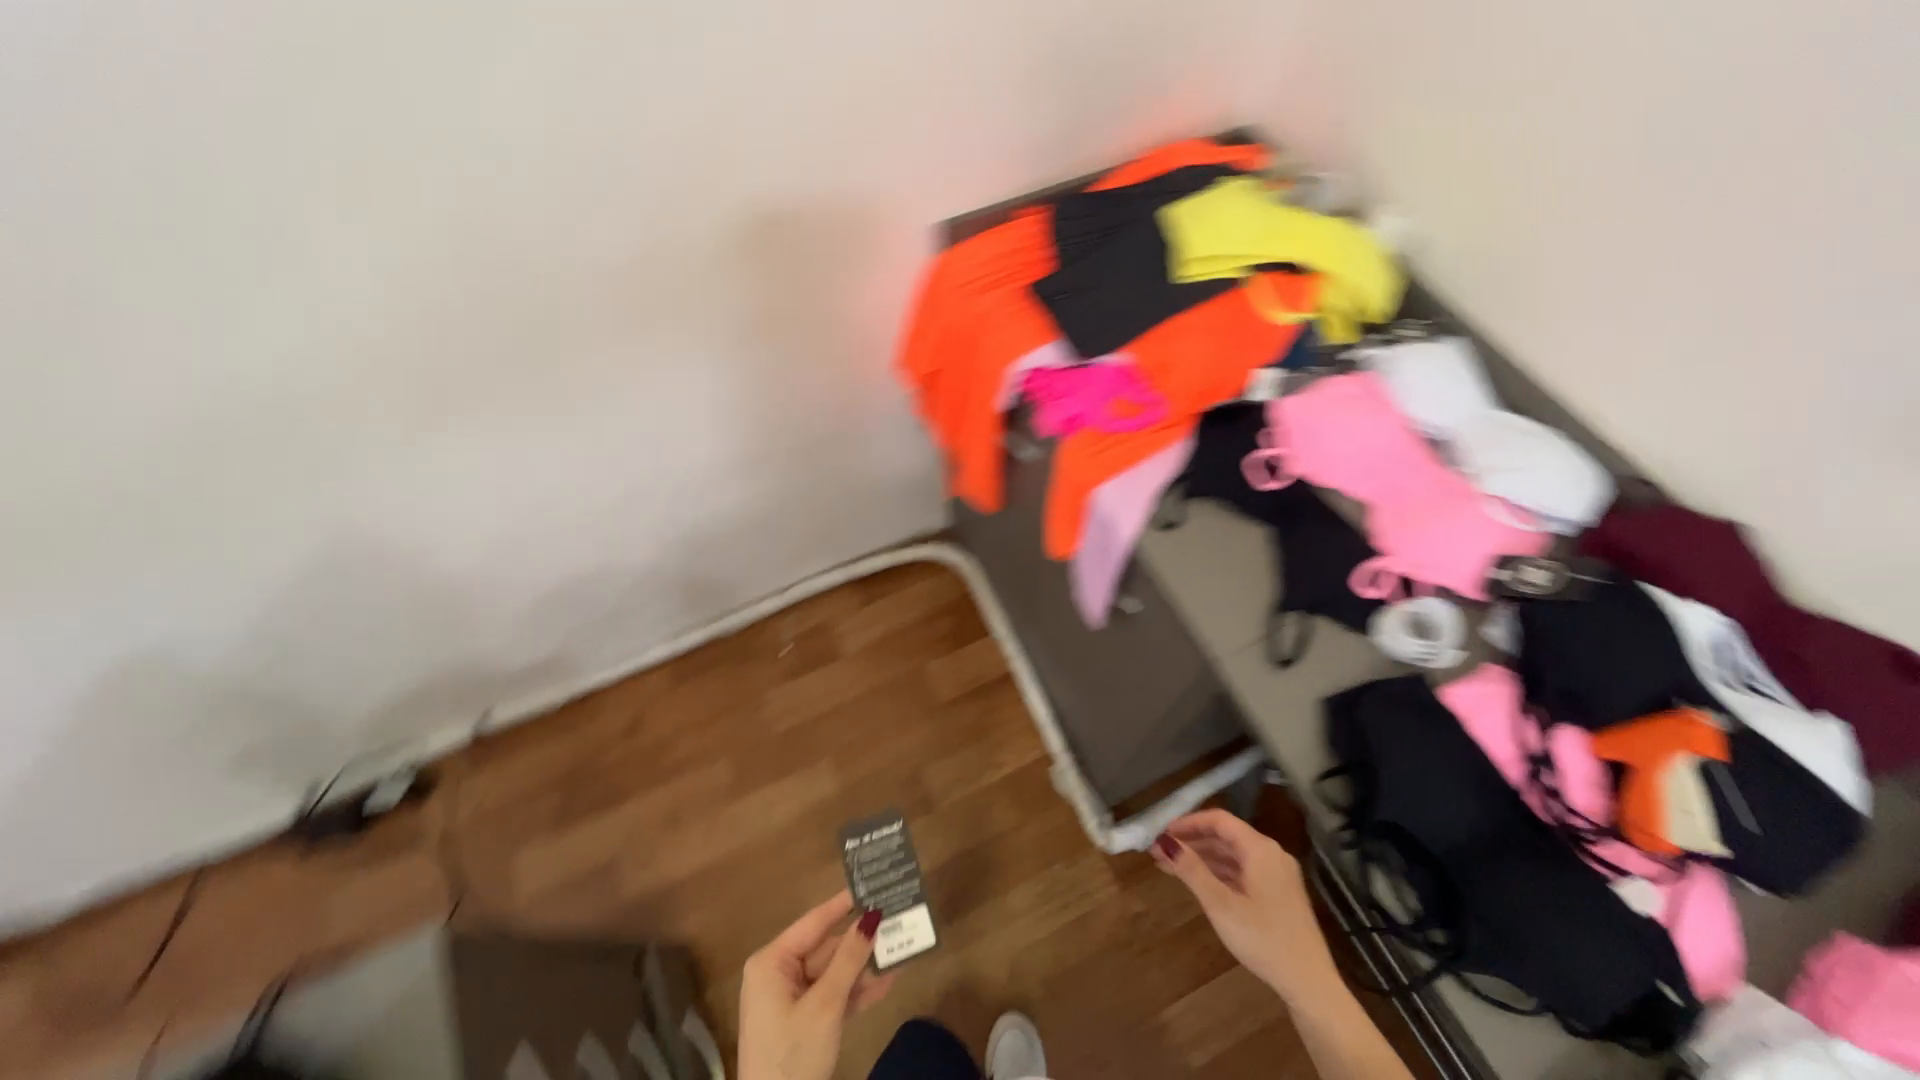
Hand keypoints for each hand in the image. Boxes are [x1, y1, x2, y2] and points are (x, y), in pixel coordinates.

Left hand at [739, 891, 894, 1079]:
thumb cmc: (793, 1052)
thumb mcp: (825, 1004)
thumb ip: (849, 959)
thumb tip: (871, 917)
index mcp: (772, 962)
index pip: (814, 921)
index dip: (844, 904)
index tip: (872, 884)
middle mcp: (778, 973)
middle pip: (826, 948)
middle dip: (861, 941)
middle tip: (898, 920)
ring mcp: (790, 999)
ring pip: (833, 973)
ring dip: (865, 968)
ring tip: (902, 948)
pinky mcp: (803, 1022)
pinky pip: (833, 996)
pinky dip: (857, 991)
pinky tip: (889, 981)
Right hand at [1152, 809, 1338, 1004]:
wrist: (1308, 981)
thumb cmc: (1262, 938)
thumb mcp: (1220, 904)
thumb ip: (1191, 870)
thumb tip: (1164, 843)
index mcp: (1260, 849)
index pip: (1219, 820)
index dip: (1188, 823)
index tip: (1161, 833)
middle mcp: (1271, 854)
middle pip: (1226, 836)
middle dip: (1192, 842)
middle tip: (1159, 851)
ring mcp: (1278, 874)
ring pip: (1234, 855)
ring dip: (1203, 858)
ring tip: (1170, 867)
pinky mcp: (1279, 893)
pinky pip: (1243, 871)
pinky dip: (1219, 873)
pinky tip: (1199, 883)